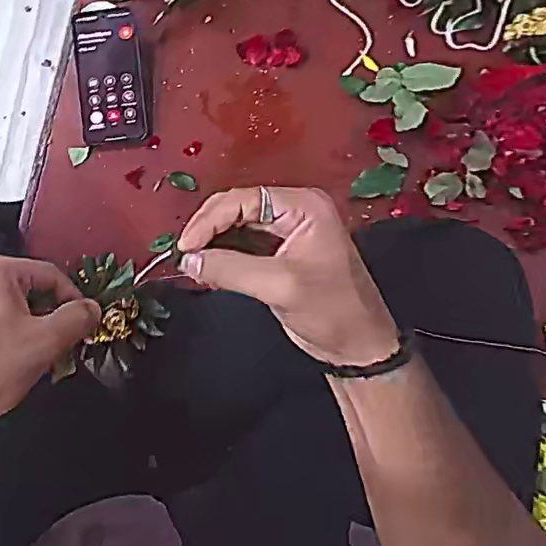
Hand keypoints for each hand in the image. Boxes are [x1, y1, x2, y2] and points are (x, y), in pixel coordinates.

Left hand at [0, 256, 101, 446]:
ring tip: (46, 359)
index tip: (86, 320)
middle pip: (36, 292)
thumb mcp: (47, 340)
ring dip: (40, 333)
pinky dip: (20, 341)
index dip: (75, 300)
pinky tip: (24, 365)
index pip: (52, 275)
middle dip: (56, 319)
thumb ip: (77, 318)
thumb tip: (90, 309)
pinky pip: (4, 324)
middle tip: (69, 342)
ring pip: (21, 311)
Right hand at [177, 186, 400, 366]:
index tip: (186, 246)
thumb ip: (231, 269)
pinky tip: (208, 270)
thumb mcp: (280, 287)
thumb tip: (189, 261)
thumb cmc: (331, 311)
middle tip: (186, 255)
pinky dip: (223, 255)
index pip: (244, 199)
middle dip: (209, 230)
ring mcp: (288, 229)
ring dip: (213, 243)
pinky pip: (243, 243)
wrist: (359, 346)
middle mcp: (295, 209)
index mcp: (303, 206)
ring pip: (237, 225)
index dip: (210, 219)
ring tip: (193, 264)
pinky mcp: (280, 250)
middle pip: (237, 208)